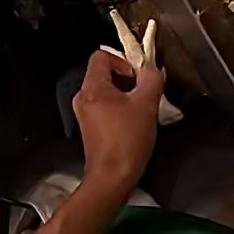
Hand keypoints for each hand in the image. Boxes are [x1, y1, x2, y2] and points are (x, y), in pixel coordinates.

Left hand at [71, 49, 164, 191]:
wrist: (111, 177)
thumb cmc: (127, 139)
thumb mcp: (146, 105)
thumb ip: (151, 80)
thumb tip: (151, 69)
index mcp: (92, 87)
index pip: (101, 56)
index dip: (122, 60)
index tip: (139, 75)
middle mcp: (83, 97)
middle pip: (103, 73)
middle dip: (126, 78)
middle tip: (145, 92)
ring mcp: (84, 113)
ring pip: (105, 91)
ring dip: (125, 94)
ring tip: (142, 107)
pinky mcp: (89, 127)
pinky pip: (104, 106)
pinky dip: (118, 107)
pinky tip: (133, 121)